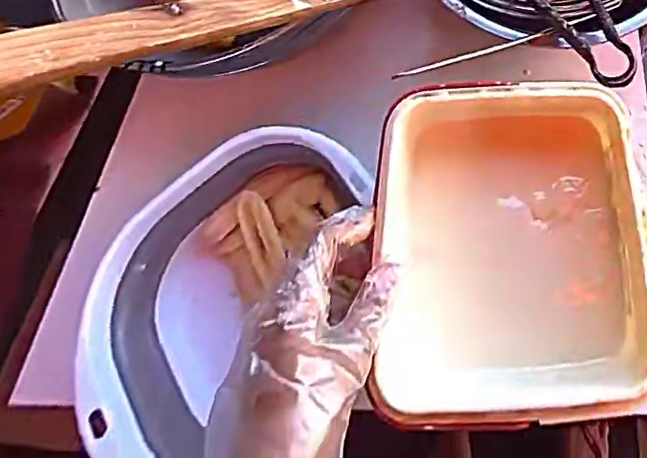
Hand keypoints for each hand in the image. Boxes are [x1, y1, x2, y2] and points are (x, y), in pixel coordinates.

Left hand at [205, 205, 398, 457]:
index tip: (373, 218)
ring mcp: (257, 337)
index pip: (319, 239)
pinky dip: (320, 305)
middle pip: (307, 260)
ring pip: (300, 289)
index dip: (349, 223)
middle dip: (344, 249)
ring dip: (333, 278)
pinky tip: (340, 323)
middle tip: (375, 248)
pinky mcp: (256, 362)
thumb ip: (371, 310)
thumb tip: (389, 272)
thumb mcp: (348, 360)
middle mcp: (266, 312)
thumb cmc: (294, 427)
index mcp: (288, 301)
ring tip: (366, 284)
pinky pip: (291, 314)